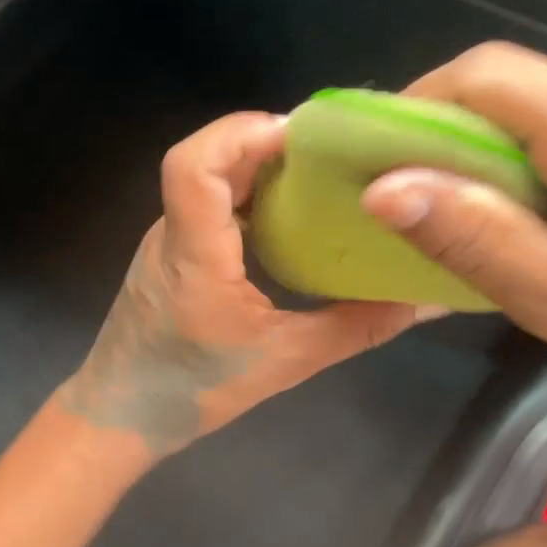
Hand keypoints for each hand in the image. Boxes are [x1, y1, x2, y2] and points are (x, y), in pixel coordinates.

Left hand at [58, 112, 424, 455]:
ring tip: (328, 177)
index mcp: (191, 252)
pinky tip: (295, 216)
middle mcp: (170, 235)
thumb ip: (358, 326)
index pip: (194, 165)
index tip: (309, 137)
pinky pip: (208, 207)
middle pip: (206, 161)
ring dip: (261, 168)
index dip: (243, 133)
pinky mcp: (170, 256)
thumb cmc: (187, 390)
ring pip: (207, 182)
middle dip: (271, 143)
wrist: (117, 413)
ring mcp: (165, 243)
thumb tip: (429, 295)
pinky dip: (249, 196)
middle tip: (342, 153)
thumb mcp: (284, 362)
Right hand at [361, 42, 546, 446]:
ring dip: (489, 158)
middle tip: (419, 212)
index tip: (377, 163)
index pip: (489, 75)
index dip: (414, 105)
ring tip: (480, 226)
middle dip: (445, 143)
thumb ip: (471, 237)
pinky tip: (538, 220)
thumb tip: (381, 188)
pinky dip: (532, 164)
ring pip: (541, 110)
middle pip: (511, 91)